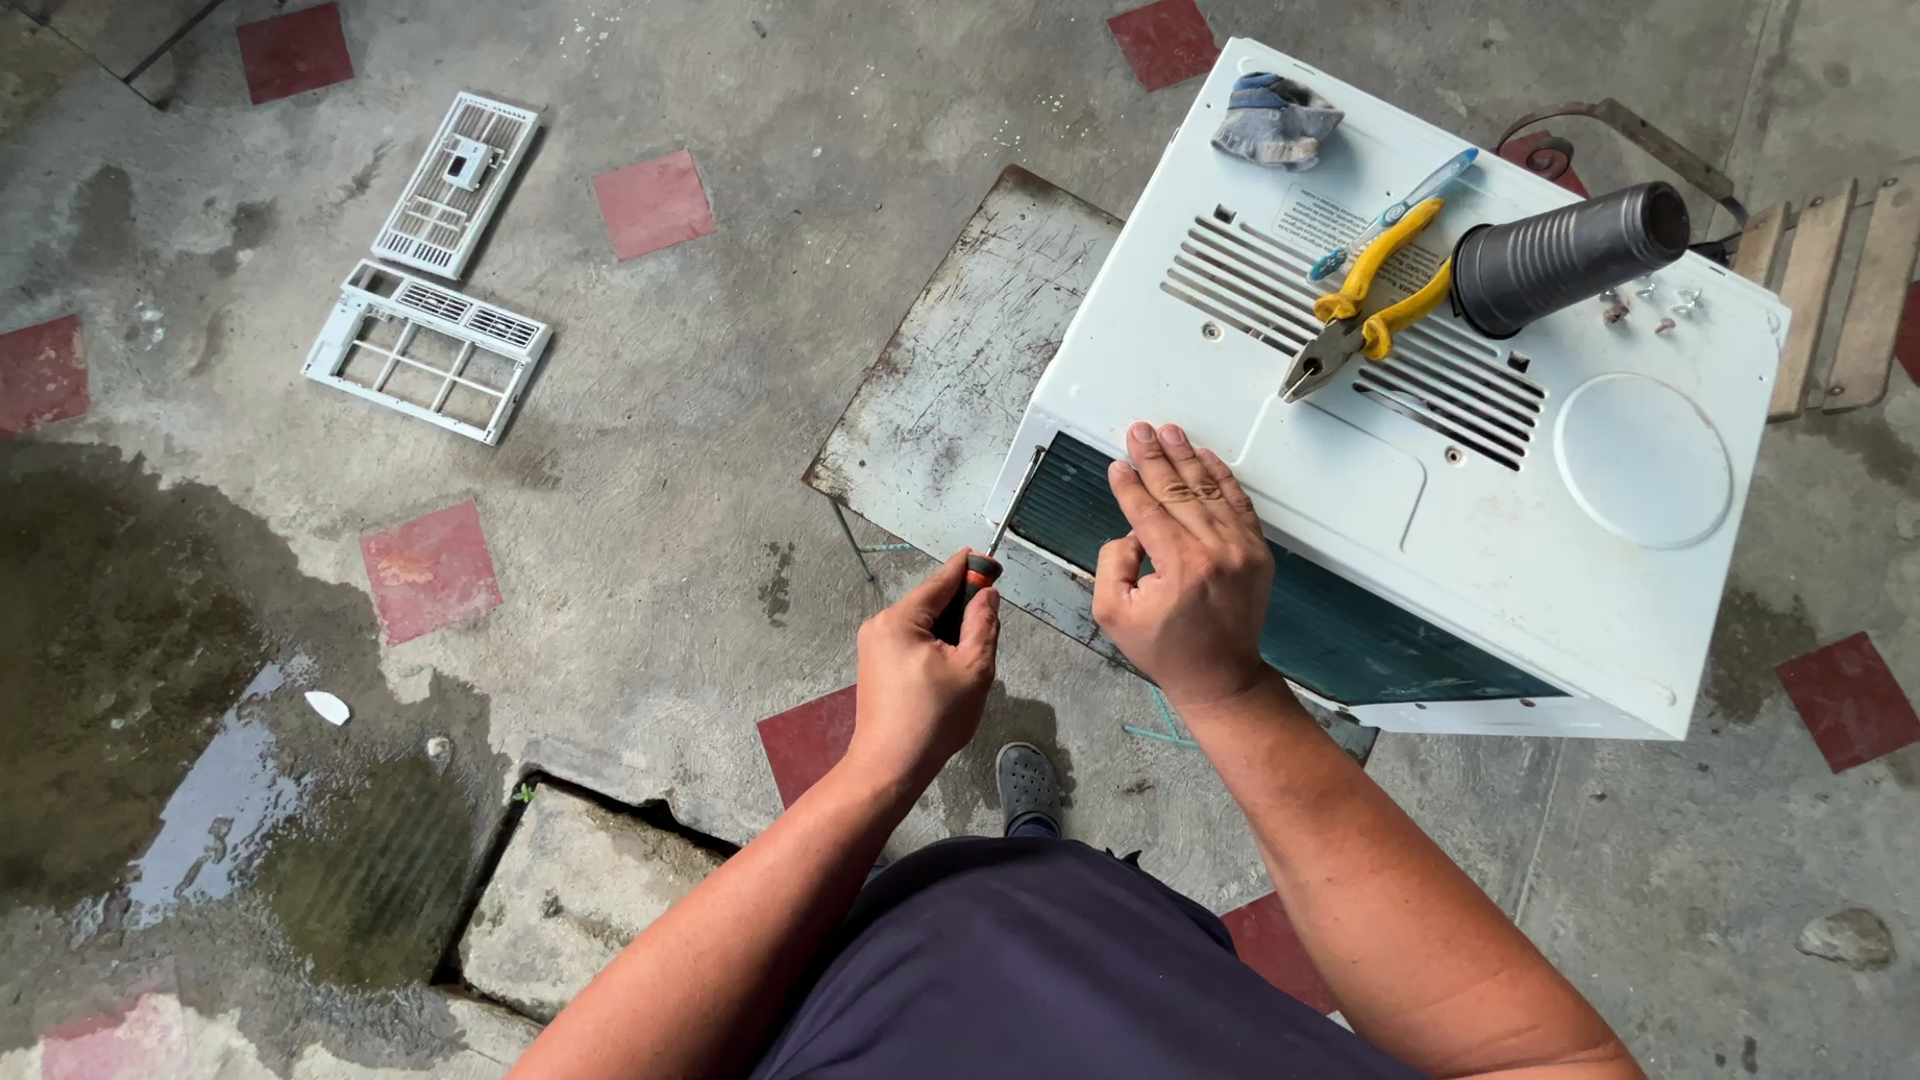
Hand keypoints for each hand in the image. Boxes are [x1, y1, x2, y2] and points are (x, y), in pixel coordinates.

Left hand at [846, 550, 1000, 787]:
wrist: (890, 766)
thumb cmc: (934, 717)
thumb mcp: (973, 668)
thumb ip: (983, 625)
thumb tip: (987, 595)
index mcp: (900, 619)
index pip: (940, 581)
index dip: (968, 569)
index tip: (990, 559)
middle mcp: (881, 624)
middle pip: (931, 603)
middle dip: (961, 609)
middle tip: (988, 626)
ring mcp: (873, 645)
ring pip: (922, 624)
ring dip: (949, 631)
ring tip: (969, 659)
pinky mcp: (874, 664)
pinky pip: (911, 641)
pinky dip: (934, 645)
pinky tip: (948, 670)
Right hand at [1093, 422, 1273, 709]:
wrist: (1220, 676)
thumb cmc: (1164, 648)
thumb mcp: (1113, 613)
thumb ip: (1112, 564)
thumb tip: (1131, 533)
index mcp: (1178, 565)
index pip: (1148, 511)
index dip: (1129, 485)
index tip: (1116, 463)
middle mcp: (1214, 550)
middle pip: (1178, 492)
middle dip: (1154, 458)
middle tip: (1139, 430)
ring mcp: (1241, 549)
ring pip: (1209, 491)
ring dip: (1186, 458)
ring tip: (1169, 432)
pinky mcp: (1257, 552)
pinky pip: (1239, 504)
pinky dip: (1222, 477)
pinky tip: (1206, 456)